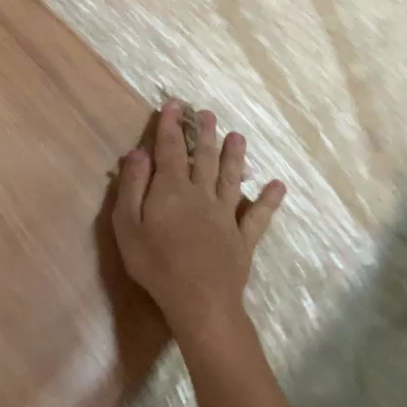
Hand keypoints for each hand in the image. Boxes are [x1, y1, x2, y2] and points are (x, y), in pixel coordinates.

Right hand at [113, 100, 285, 343]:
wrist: (200, 301)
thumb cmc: (155, 262)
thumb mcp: (127, 223)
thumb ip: (132, 185)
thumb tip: (138, 152)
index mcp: (171, 188)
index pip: (171, 149)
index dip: (171, 125)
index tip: (173, 105)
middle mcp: (202, 194)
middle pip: (205, 157)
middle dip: (205, 133)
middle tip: (207, 113)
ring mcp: (226, 215)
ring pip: (232, 178)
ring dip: (235, 155)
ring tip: (238, 136)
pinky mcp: (243, 238)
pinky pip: (258, 215)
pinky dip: (270, 200)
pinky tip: (278, 186)